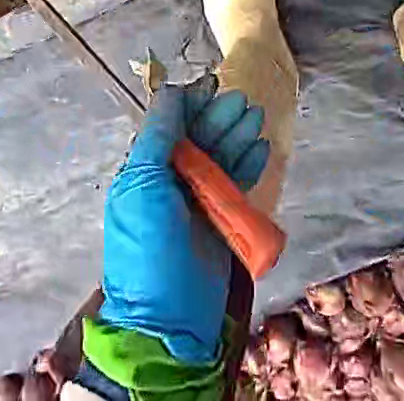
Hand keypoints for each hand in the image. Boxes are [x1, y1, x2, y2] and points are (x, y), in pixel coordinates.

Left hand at [98, 79, 269, 365]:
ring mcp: (199, 200)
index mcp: (147, 170)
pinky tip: (261, 149)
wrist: (168, 318)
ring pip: (223, 156)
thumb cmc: (148, 245)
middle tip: (243, 102)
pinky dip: (250, 163)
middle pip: (201, 137)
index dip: (192, 103)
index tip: (213, 85)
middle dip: (221, 117)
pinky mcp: (223, 217)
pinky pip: (239, 181)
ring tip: (256, 119)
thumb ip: (158, 134)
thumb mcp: (142, 184)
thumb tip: (173, 90)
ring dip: (238, 135)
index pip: (171, 125)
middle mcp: (172, 180)